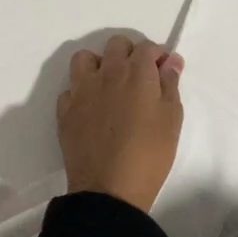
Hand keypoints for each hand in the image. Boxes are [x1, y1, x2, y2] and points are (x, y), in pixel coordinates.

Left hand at [56, 35, 185, 212]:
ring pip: (85, 58)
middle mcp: (108, 73)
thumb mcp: (172, 118)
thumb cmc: (149, 154)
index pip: (147, 47)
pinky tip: (91, 108)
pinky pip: (70, 89)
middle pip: (116, 45)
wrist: (109, 192)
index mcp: (137, 72)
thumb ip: (170, 84)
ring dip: (99, 64)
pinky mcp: (65, 111)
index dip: (158, 55)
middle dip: (130, 53)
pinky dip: (80, 92)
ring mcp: (82, 91)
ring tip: (109, 84)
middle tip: (139, 76)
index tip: (164, 70)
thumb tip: (171, 60)